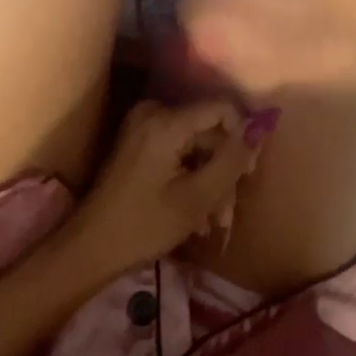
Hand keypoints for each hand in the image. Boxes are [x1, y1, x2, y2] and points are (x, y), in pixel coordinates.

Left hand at [70, 101, 254, 271]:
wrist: (90, 247)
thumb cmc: (144, 224)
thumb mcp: (198, 197)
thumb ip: (233, 158)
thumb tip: (265, 122)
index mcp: (166, 120)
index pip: (222, 108)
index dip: (243, 137)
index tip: (248, 175)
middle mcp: (154, 110)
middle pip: (208, 130)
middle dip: (224, 170)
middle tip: (229, 211)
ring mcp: (143, 124)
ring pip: (195, 144)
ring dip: (209, 180)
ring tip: (215, 222)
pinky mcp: (138, 139)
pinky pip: (178, 148)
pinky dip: (191, 176)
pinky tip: (196, 213)